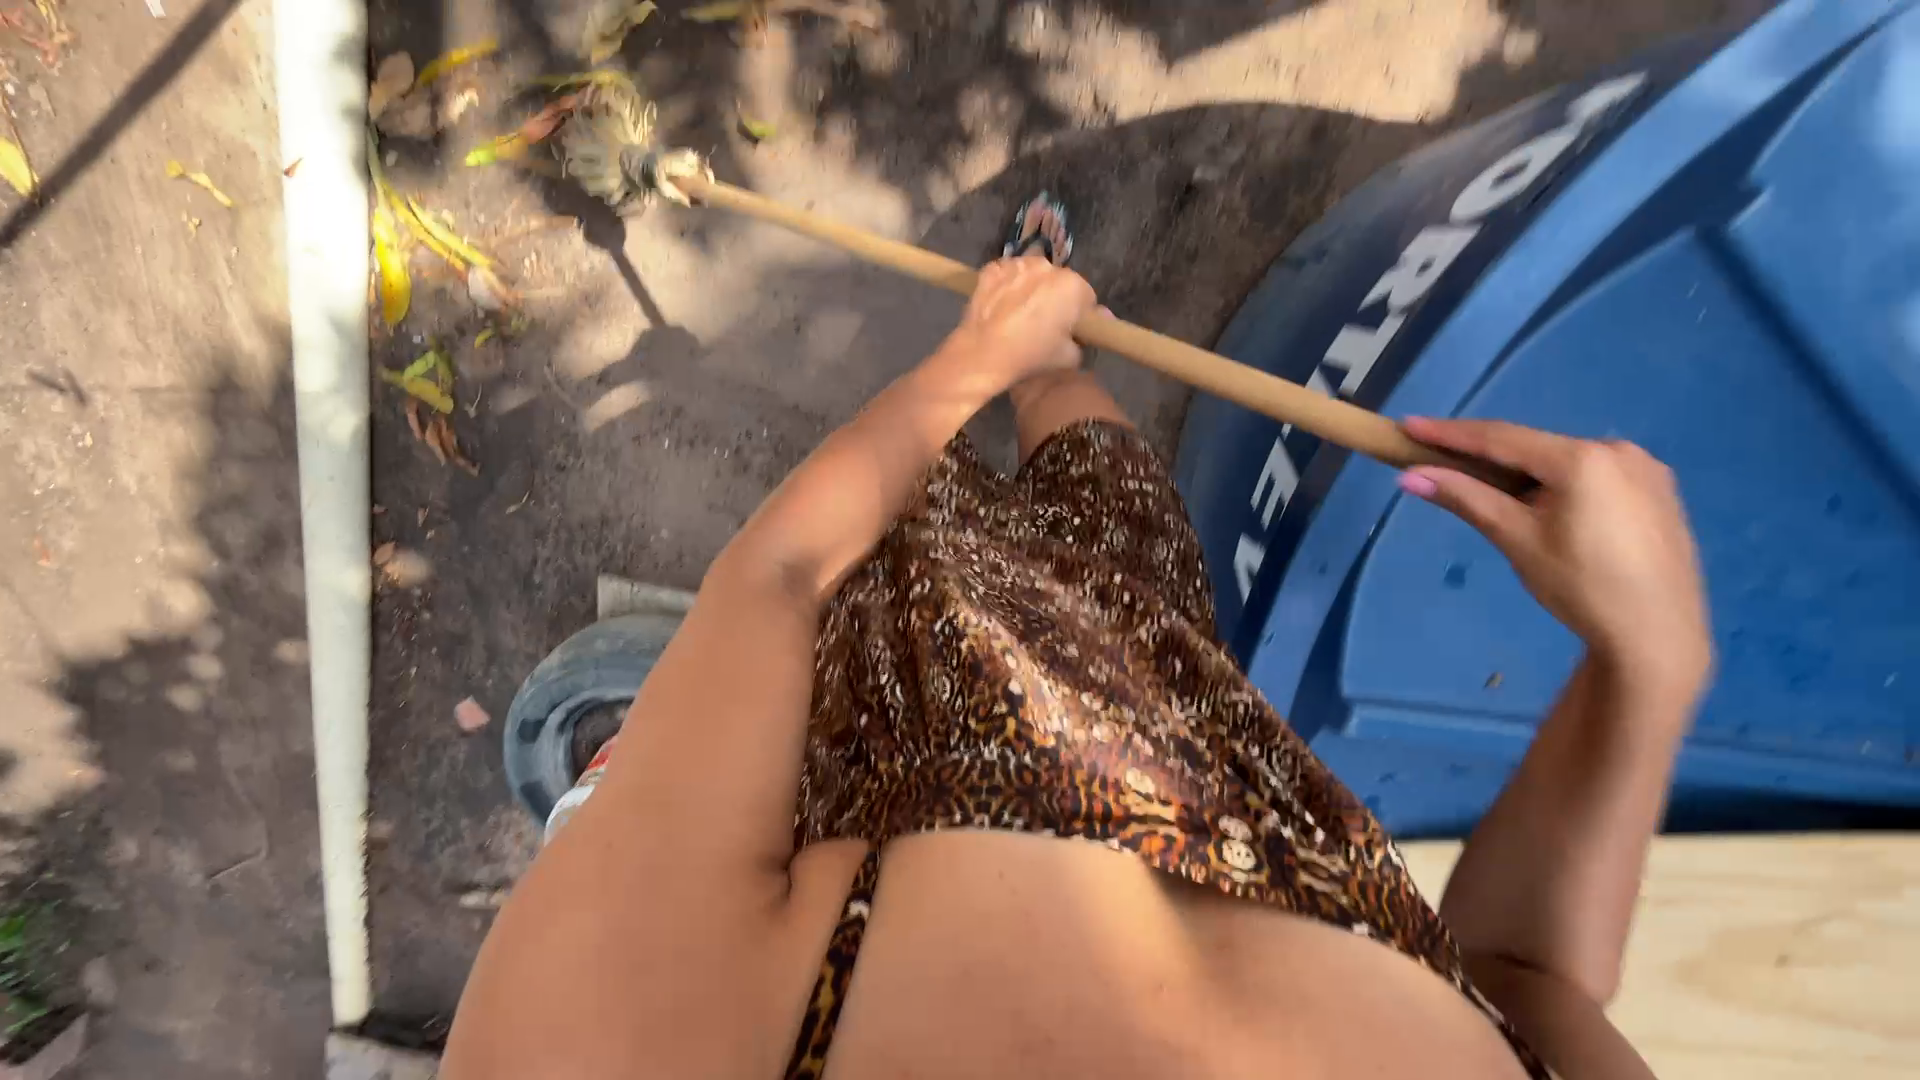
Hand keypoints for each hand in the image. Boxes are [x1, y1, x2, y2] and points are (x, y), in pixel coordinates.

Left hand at [936, 255, 1096, 390]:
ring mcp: (1017, 264)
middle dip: (1055, 298)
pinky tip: (1001, 307)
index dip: (1079, 315)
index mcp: (1072, 286)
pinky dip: (1007, 286)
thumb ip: (1086, 340)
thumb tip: (1088, 331)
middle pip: (1059, 282)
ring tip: (1019, 315)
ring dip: (1031, 289)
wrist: (982, 354)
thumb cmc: (1030, 355)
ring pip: (1033, 275)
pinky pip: (1008, 275)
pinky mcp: (992, 268)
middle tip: (1043, 324)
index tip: (1068, 330)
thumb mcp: (1069, 358)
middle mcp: (1047, 266)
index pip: (1086, 298)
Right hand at [1399, 417, 1711, 696]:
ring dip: (1518, 469)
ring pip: (1560, 460)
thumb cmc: (1580, 586)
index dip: (1449, 433)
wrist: (1658, 634)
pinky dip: (1552, 481)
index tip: (1408, 425)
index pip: (1500, 438)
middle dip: (1483, 453)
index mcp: (1583, 459)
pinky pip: (1588, 474)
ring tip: (1481, 486)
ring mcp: (1644, 468)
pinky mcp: (1655, 490)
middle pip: (1532, 446)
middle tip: (1436, 458)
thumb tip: (1409, 475)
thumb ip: (1465, 498)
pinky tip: (1535, 503)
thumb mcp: (1515, 538)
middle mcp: (1618, 450)